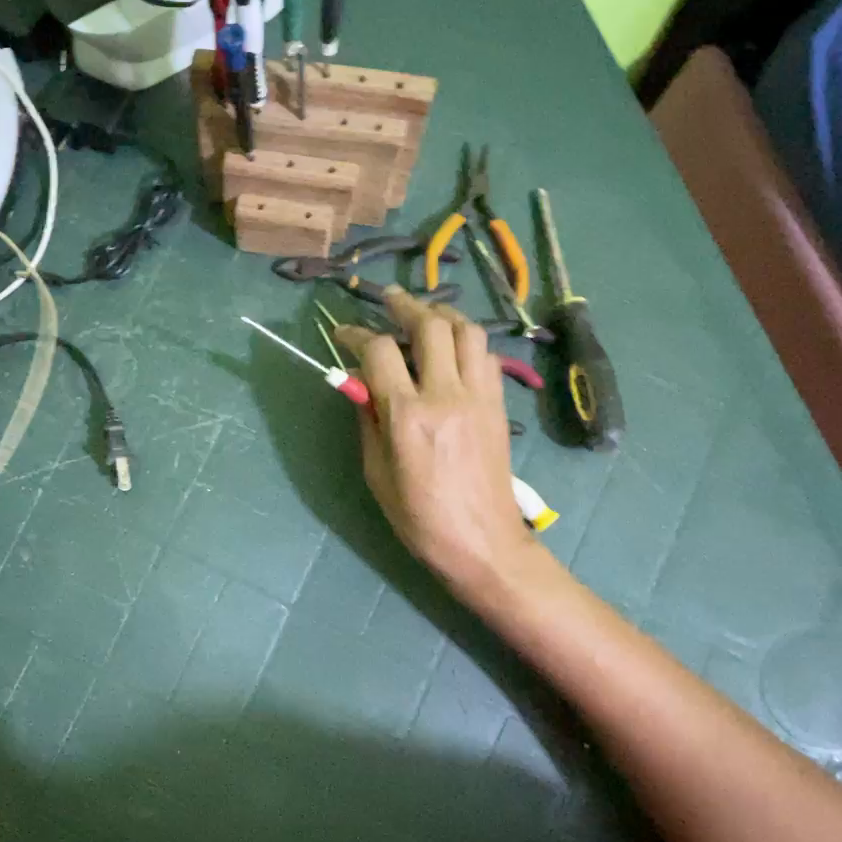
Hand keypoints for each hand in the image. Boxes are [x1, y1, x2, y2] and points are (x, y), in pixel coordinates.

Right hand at [336, 288, 538, 602]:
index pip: (379, 352)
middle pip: (429, 326)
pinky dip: (466, 342)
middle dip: (403, 306)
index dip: (357, 335)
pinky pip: (485, 355)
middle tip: (387, 302)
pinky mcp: (499, 403)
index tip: (343, 334)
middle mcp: (446, 395)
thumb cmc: (418, 517)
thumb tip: (361, 382)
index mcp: (407, 416)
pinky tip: (452, 350)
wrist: (481, 540)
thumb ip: (368, 419)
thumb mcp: (376, 472)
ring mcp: (479, 396)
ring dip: (441, 316)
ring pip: (466, 331)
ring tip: (424, 316)